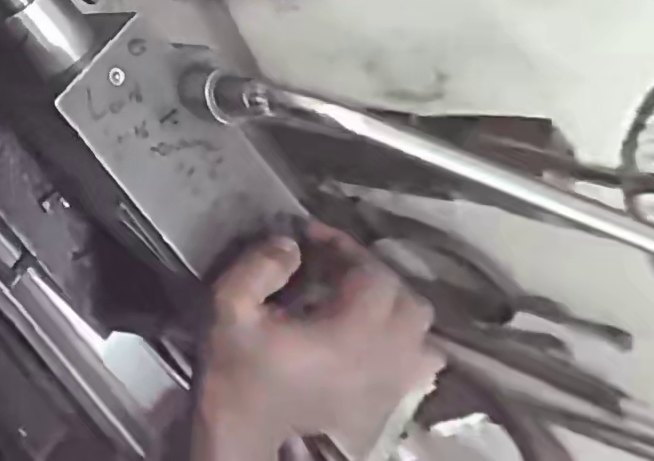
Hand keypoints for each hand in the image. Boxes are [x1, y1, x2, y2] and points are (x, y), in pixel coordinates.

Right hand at [196, 224, 443, 456]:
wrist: (245, 420)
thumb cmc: (236, 359)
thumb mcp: (230, 303)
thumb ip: (259, 266)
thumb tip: (291, 242)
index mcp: (347, 338)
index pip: (375, 278)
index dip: (346, 246)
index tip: (309, 231)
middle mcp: (383, 363)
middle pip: (408, 302)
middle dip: (371, 270)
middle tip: (329, 258)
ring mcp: (393, 387)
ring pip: (423, 332)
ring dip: (392, 302)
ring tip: (350, 289)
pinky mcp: (390, 401)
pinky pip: (421, 361)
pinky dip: (404, 335)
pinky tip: (367, 326)